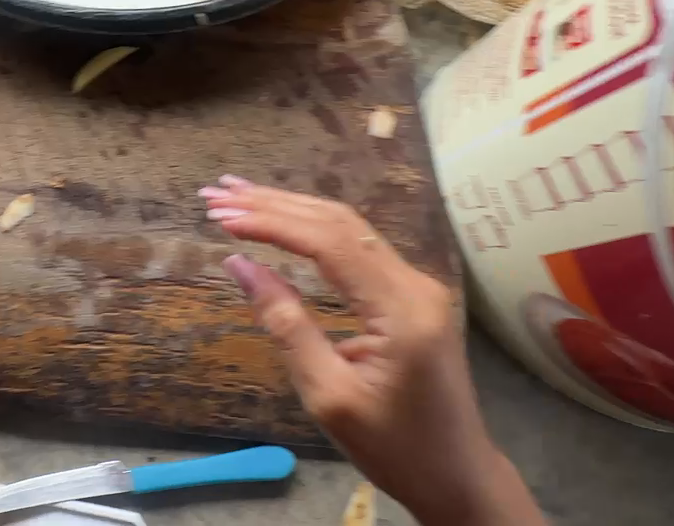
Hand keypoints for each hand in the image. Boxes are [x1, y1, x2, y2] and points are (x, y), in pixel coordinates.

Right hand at [201, 177, 544, 525]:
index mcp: (401, 311)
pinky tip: (276, 216)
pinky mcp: (408, 289)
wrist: (459, 479)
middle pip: (336, 222)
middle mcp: (414, 284)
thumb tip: (238, 263)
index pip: (328, 243)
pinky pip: (352, 242)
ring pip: (343, 225)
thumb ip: (284, 323)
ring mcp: (416, 283)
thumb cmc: (393, 448)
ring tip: (234, 195)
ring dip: (286, 207)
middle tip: (215, 194)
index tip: (220, 216)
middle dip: (270, 204)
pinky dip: (306, 224)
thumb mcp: (327, 394)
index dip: (271, 223)